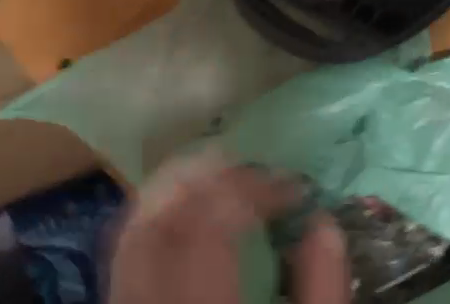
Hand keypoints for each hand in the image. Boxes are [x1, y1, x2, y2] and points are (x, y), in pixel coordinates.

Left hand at [109, 154, 347, 303]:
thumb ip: (325, 288)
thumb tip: (322, 223)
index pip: (212, 227)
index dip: (248, 189)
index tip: (291, 186)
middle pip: (155, 225)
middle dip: (201, 178)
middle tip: (251, 163)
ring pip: (128, 239)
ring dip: (172, 193)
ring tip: (218, 176)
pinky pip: (124, 262)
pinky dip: (154, 222)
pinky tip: (189, 214)